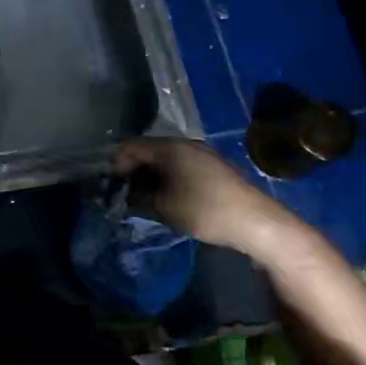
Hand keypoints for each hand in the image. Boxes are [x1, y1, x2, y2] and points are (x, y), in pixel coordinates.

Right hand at [114, 137, 286, 252]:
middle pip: (149, 150)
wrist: (253, 220)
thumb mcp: (163, 207)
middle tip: (125, 194)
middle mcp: (185, 144)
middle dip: (134, 170)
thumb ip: (139, 198)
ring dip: (152, 176)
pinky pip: (182, 166)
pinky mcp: (213, 167)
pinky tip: (169, 197)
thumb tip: (127, 195)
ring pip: (167, 159)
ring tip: (146, 198)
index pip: (131, 146)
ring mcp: (202, 154)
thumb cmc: (203, 209)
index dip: (116, 164)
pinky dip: (169, 178)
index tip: (112, 185)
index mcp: (170, 147)